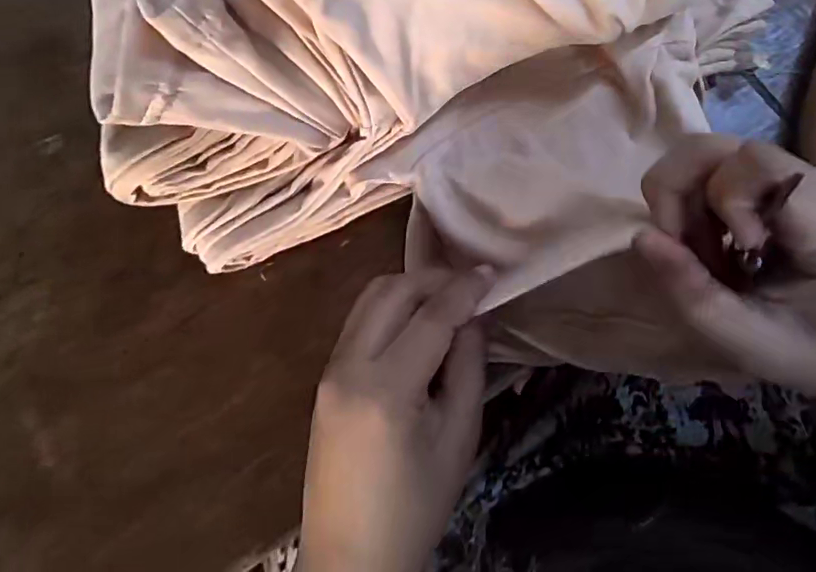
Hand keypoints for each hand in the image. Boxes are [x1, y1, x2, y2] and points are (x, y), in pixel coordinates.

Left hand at [300, 269, 490, 571]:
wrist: (350, 558)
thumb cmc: (415, 506)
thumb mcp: (459, 436)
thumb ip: (468, 366)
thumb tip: (472, 316)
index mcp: (386, 391)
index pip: (430, 316)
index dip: (464, 289)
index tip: (491, 273)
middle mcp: (349, 368)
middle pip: (393, 291)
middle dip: (435, 279)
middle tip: (469, 286)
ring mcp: (329, 371)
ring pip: (370, 297)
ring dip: (410, 287)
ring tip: (444, 299)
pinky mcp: (323, 378)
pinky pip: (359, 320)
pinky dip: (390, 306)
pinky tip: (415, 321)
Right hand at [634, 136, 815, 403]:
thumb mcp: (753, 345)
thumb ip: (695, 295)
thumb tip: (642, 237)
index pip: (757, 165)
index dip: (722, 200)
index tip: (727, 257)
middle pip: (723, 147)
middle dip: (683, 192)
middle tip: (686, 246)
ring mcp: (802, 173)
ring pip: (714, 151)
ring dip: (688, 196)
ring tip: (702, 248)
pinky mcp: (785, 176)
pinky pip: (724, 164)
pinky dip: (700, 197)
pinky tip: (716, 241)